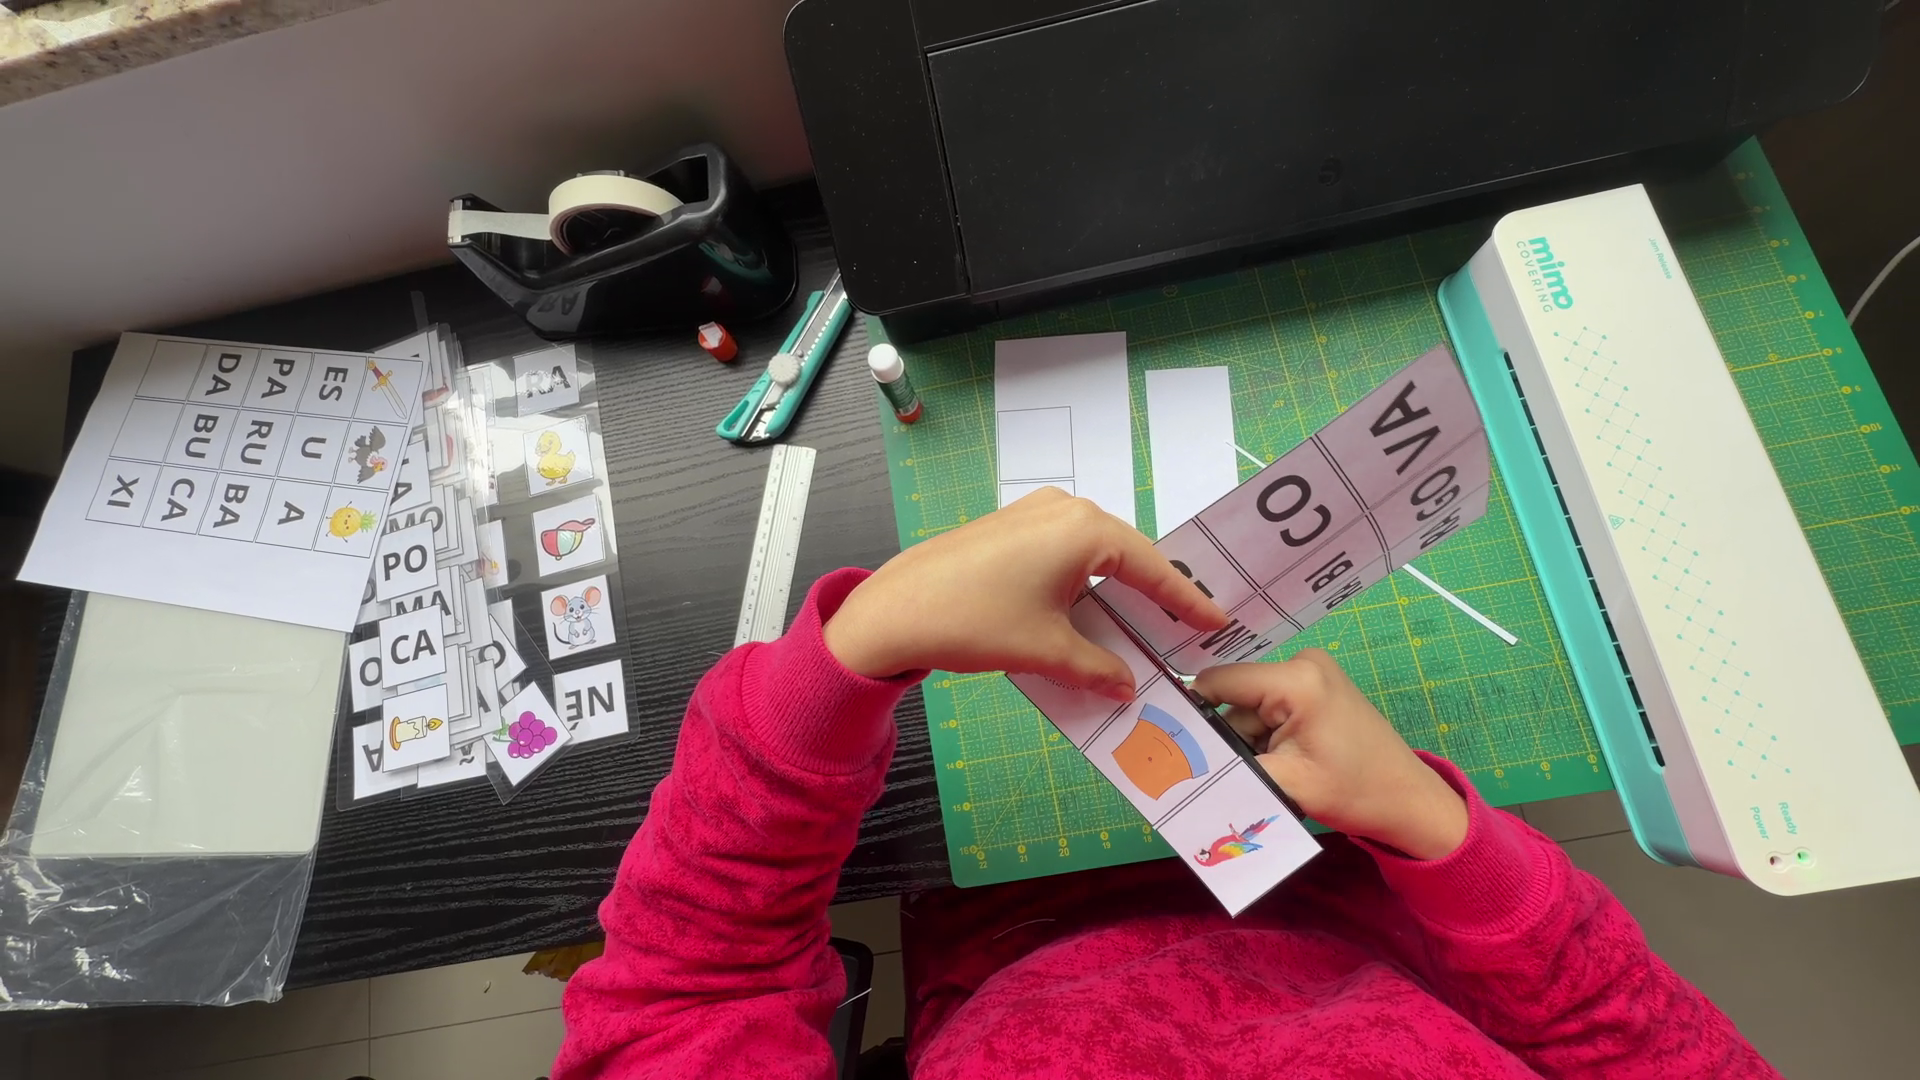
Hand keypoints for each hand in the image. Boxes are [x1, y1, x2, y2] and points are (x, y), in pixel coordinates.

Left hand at [823, 488, 1226, 698]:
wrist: (894, 610)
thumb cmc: (976, 622)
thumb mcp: (1046, 650)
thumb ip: (1097, 667)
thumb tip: (1126, 685)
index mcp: (1083, 529)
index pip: (1152, 568)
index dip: (1186, 599)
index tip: (1216, 621)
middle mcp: (1061, 508)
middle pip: (1123, 553)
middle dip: (1150, 590)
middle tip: (1180, 622)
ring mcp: (1030, 512)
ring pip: (1090, 549)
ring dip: (1111, 584)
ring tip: (1135, 618)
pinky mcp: (1006, 525)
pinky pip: (1060, 549)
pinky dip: (1079, 578)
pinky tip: (1082, 605)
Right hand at [1193, 649, 1467, 858]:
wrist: (1412, 804)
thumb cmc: (1354, 793)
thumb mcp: (1285, 783)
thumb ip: (1230, 766)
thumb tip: (1178, 762)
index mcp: (1294, 679)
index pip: (1218, 682)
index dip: (1193, 712)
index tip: (1175, 742)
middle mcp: (1300, 663)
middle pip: (1233, 696)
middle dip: (1229, 734)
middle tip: (1231, 768)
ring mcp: (1309, 672)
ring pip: (1248, 705)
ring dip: (1248, 739)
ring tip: (1268, 771)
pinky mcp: (1313, 686)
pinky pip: (1267, 705)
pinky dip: (1264, 734)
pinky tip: (1279, 761)